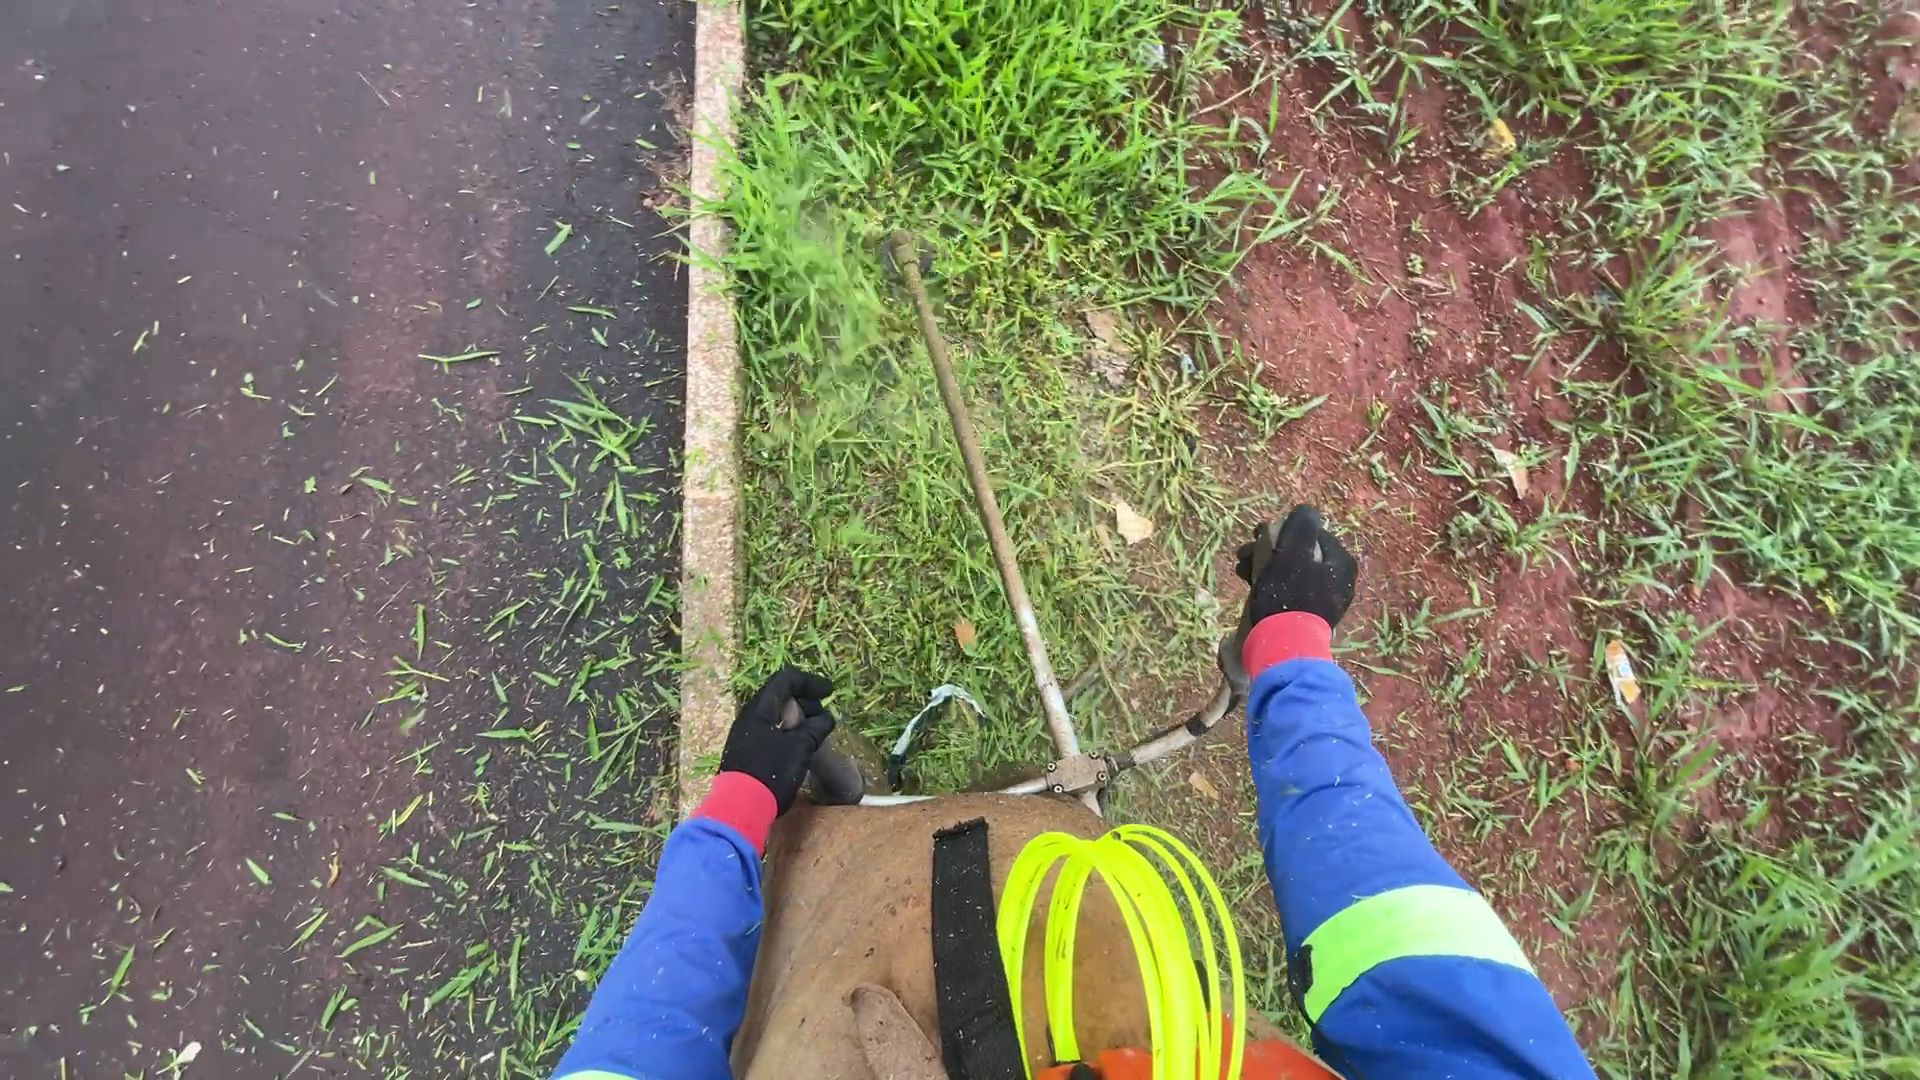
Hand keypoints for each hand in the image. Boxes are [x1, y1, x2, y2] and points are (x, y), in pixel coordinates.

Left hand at [721, 667, 836, 814]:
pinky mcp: (747, 751)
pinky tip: (801, 747)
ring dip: (799, 719)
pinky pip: (772, 731)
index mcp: (761, 709)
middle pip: (781, 696)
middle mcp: (751, 716)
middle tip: (823, 716)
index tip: (829, 692)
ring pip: (777, 715)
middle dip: (806, 702)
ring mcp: (747, 734)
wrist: (740, 808)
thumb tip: (825, 718)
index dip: (810, 682)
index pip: (786, 680)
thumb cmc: (771, 771)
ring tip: (815, 734)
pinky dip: (790, 732)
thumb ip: (816, 727)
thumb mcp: (801, 746)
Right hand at [1235, 504, 1357, 628]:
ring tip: (1240, 570)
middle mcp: (1336, 580)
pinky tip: (1249, 585)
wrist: (1283, 644)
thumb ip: (1300, 526)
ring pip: (1289, 570)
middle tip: (1243, 554)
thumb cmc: (1288, 595)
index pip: (1311, 533)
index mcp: (1339, 563)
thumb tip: (1306, 510)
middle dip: (1268, 548)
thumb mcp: (1293, 552)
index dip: (1282, 529)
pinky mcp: (1304, 615)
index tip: (1257, 534)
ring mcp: (1322, 599)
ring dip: (1263, 564)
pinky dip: (1268, 582)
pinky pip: (1286, 589)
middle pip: (1298, 552)